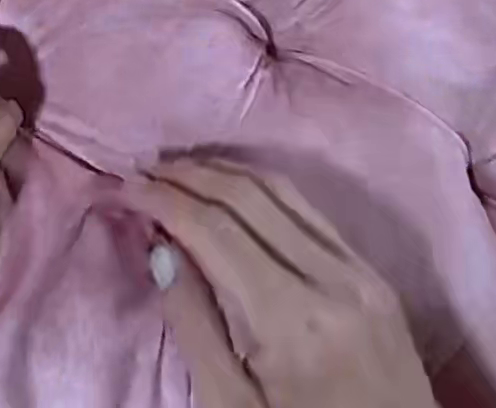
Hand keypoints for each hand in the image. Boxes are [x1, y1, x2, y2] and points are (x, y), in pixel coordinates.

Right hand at [132, 158, 436, 407]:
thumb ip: (193, 325)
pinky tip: (229, 184)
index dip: (161, 199)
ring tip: (175, 170)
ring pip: (277, 188)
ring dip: (220, 170)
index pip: (213, 229)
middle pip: (244, 196)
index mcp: (294, 321)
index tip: (123, 186)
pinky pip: (306, 207)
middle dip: (185, 175)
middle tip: (142, 171)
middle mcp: (332, 278)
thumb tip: (159, 247)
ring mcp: (360, 269)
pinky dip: (258, 185)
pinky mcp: (372, 272)